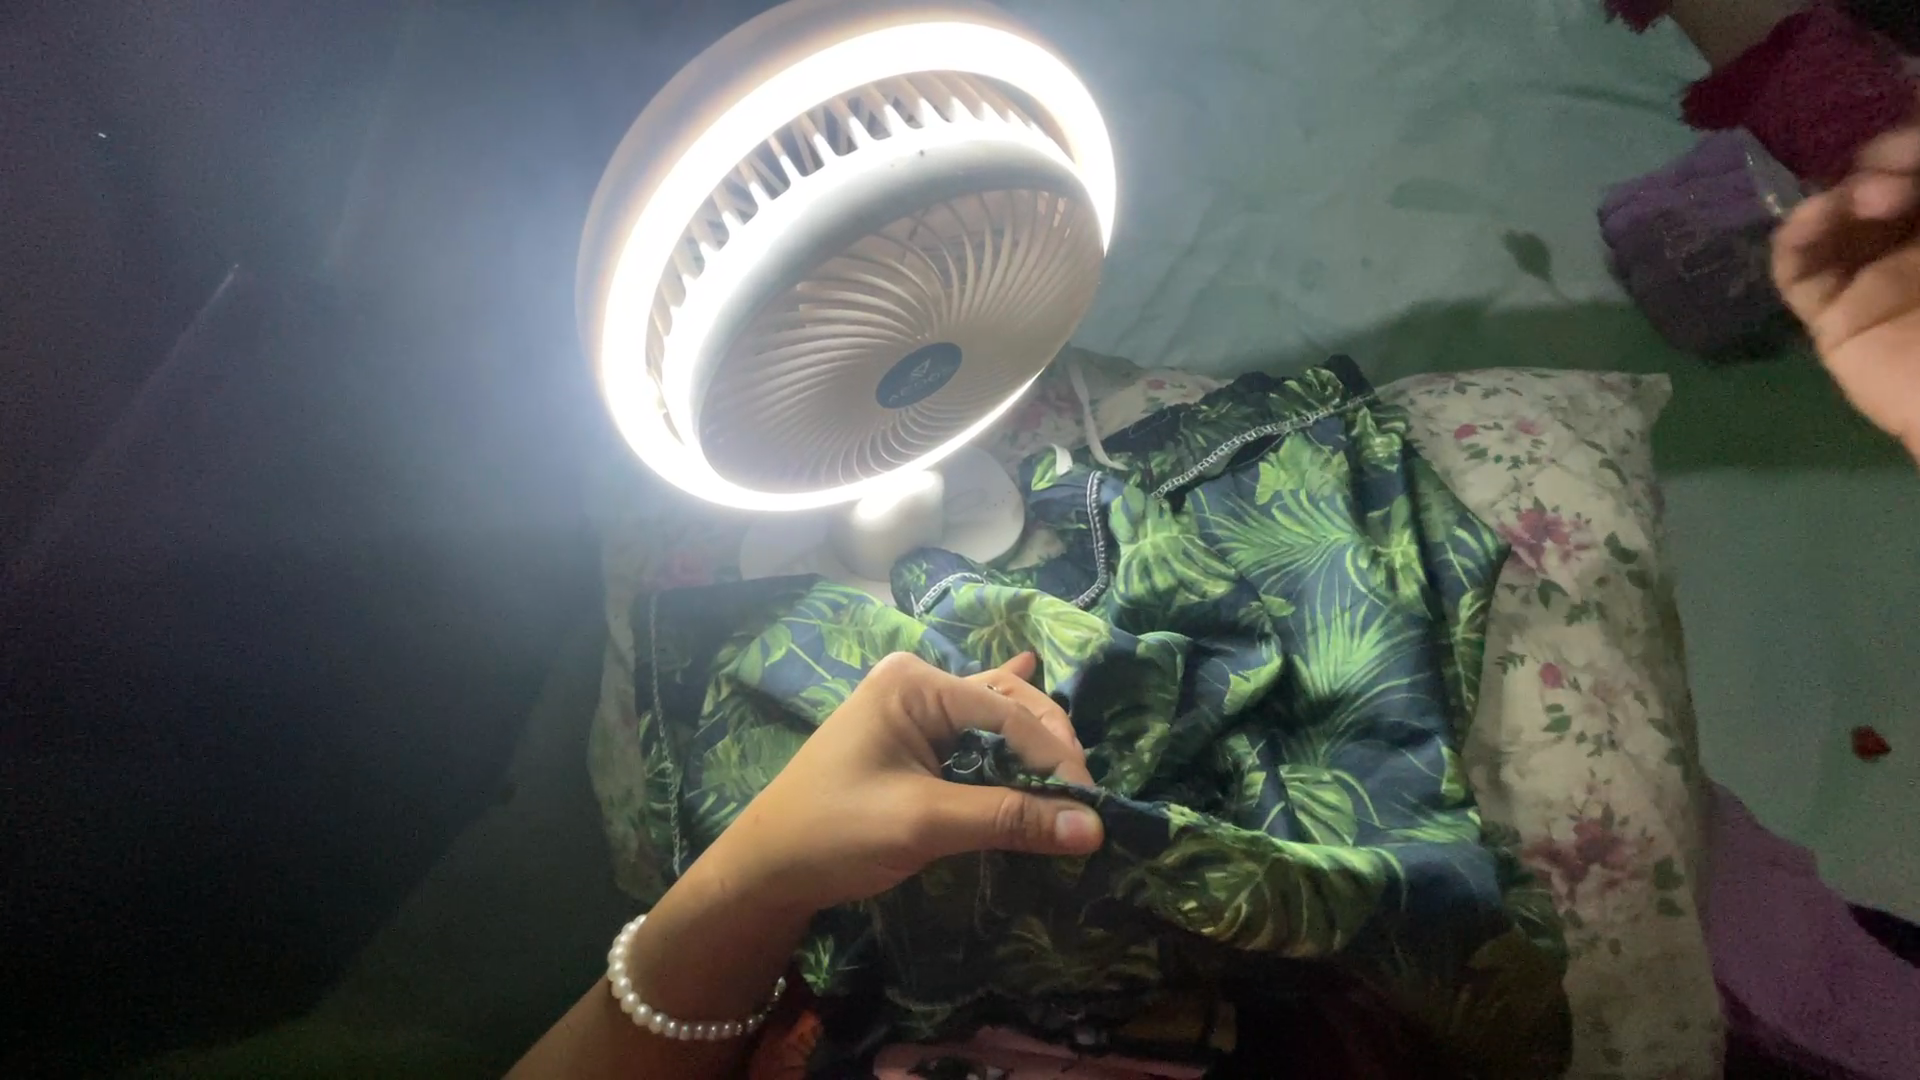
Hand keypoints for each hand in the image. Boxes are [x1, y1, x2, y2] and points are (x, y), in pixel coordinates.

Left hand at [699, 651, 1103, 916]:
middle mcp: (918, 681)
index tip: (1091, 805)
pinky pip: (973, 727)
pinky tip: (1033, 694)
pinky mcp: (914, 733)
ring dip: (1032, 745)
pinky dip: (1007, 731)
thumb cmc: (835, 832)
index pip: (1004, 711)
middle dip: (1046, 745)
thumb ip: (1007, 818)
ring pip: (994, 715)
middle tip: (1081, 797)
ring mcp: (914, 705)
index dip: (1053, 756)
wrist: (768, 866)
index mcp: (915, 682)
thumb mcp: (923, 822)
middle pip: (1005, 703)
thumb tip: (1092, 828)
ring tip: (1069, 778)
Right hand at [1774, 99, 1919, 462]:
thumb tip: (1885, 166)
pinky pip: (1798, 273)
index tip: (1912, 142)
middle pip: (1881, 185)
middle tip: (1895, 164)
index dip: (1910, 142)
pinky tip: (1809, 218)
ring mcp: (1877, 279)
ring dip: (1839, 198)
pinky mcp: (1833, 316)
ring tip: (1866, 197)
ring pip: (1836, 224)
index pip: (1919, 167)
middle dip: (1884, 162)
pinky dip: (1795, 240)